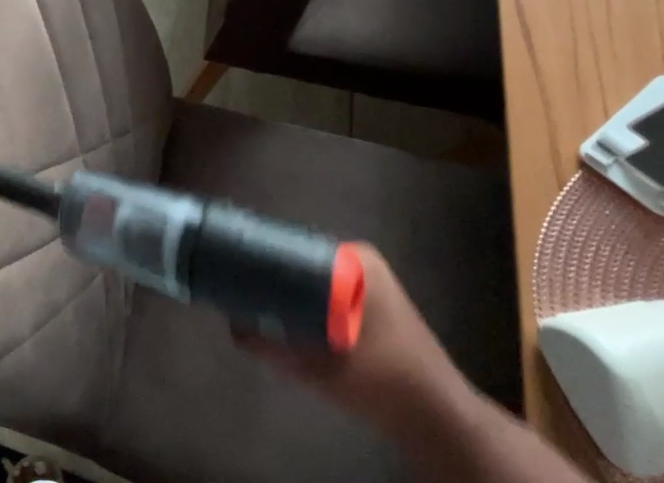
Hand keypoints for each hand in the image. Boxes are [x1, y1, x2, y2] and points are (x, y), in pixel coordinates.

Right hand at [238, 243, 472, 435]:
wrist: (436, 419)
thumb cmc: (380, 382)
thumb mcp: (312, 365)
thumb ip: (264, 343)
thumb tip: (230, 322)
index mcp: (352, 261)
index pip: (286, 244)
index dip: (253, 258)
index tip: (226, 274)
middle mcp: (358, 262)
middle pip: (293, 261)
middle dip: (266, 281)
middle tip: (238, 300)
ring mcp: (366, 282)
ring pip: (304, 281)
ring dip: (283, 298)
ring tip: (255, 314)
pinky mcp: (368, 304)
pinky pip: (320, 294)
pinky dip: (300, 308)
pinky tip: (286, 329)